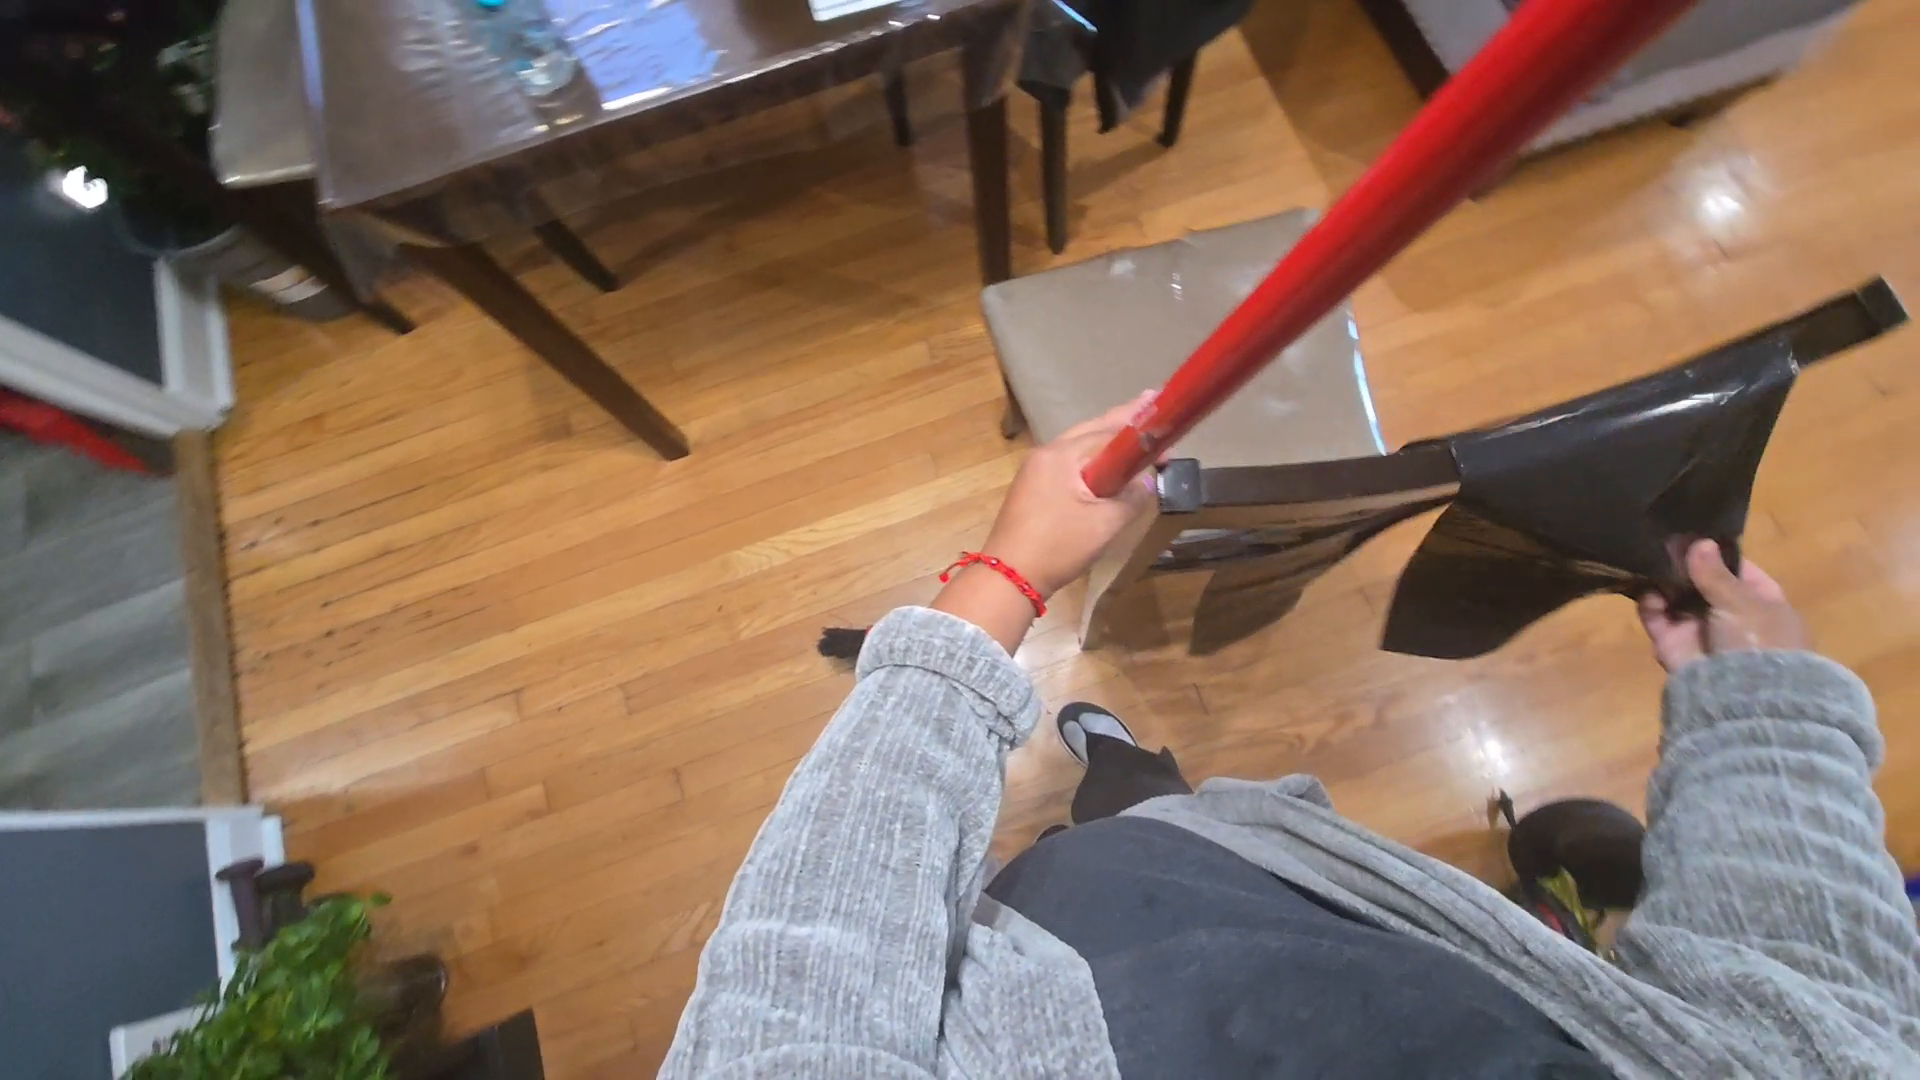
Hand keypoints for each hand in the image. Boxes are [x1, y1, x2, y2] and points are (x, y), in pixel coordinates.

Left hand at [979, 392, 1160, 596]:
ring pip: (1077, 449)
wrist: (1008, 577)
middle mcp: (1045, 455)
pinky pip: (1067, 467)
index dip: (1140, 434)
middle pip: (1089, 432)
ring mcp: (1034, 472)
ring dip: (1105, 443)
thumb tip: (1147, 482)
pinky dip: (1090, 463)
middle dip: (1121, 422)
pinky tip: (1104, 466)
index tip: (1168, 437)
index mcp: (1060, 455)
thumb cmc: (1058, 547)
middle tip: (1149, 403)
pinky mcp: (1032, 490)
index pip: (1108, 433)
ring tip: (1131, 430)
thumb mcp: (1105, 524)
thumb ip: (1132, 497)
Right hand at [1637, 540, 1808, 672]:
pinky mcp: (1671, 641)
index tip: (1694, 537)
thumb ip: (1714, 573)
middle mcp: (1730, 614)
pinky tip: (1644, 592)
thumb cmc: (1759, 639)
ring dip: (1661, 584)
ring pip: (1674, 598)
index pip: (1740, 573)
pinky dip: (1648, 605)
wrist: (1740, 690)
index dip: (1718, 556)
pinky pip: (1655, 617)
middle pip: (1701, 584)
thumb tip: (1699, 541)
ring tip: (1647, 564)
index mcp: (1763, 604)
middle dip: (1682, 568)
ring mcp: (1698, 629)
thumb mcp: (1743, 601)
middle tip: (1660, 546)